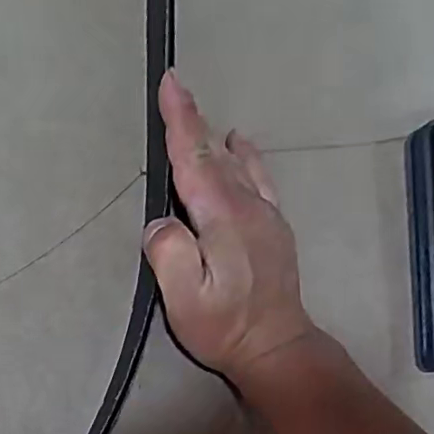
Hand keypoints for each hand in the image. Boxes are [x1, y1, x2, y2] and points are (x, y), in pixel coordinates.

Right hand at [144, 71, 321, 379]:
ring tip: (202, 119)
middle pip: (216, 155)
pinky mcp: (274, 230)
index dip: (181, 123)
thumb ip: (170, 254)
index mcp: (223, 219)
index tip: (169, 87)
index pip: (196, 161)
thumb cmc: (224, 328)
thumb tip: (158, 223)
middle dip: (194, 122)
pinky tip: (242, 146)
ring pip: (238, 164)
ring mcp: (265, 216)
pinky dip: (246, 157)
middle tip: (176, 90)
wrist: (275, 346)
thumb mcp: (185, 300)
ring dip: (216, 138)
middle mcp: (248, 207)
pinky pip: (260, 179)